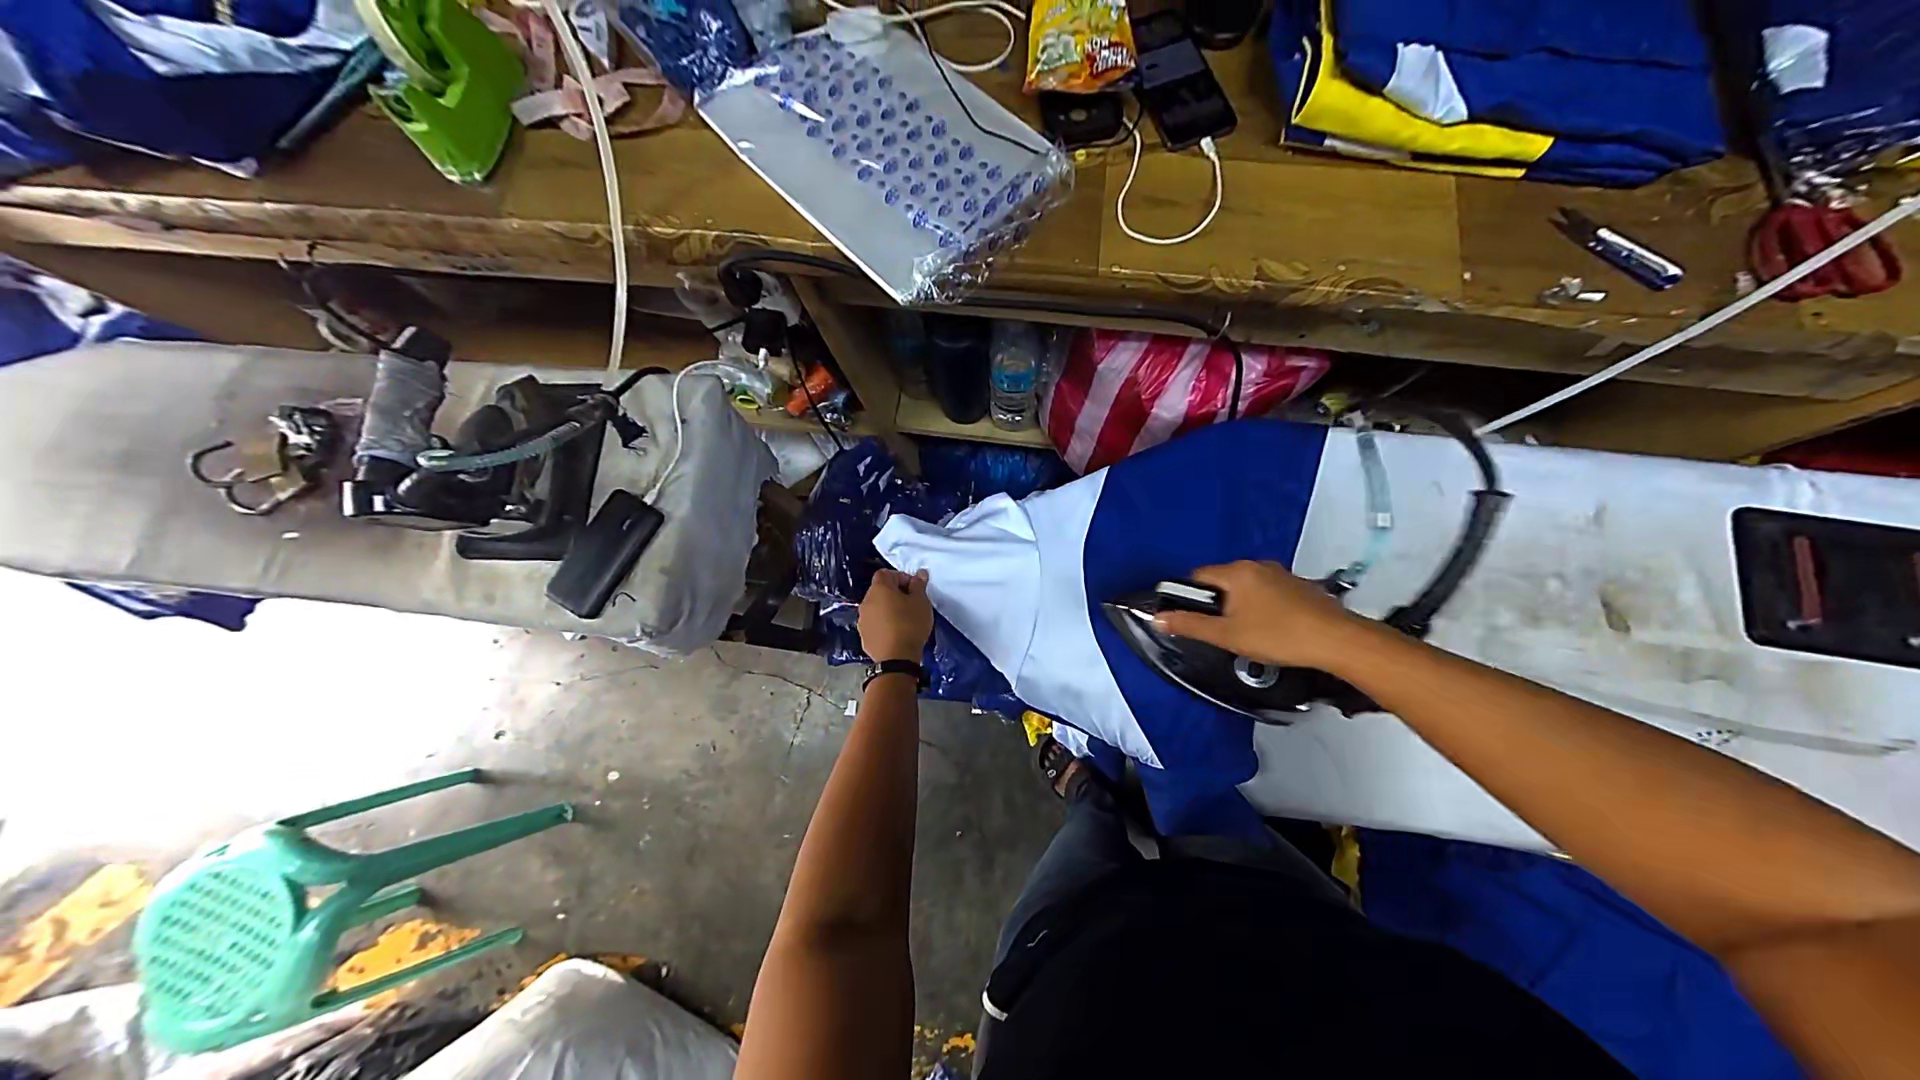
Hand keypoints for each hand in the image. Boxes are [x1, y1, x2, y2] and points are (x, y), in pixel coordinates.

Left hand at [859, 568, 933, 662]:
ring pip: (876, 608)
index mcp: (879, 589)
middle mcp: (866, 601)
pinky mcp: (863, 636)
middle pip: (880, 590)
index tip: (914, 588)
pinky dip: (883, 625)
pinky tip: (895, 634)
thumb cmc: (910, 624)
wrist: (897, 658)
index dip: (901, 577)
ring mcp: (862, 620)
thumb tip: (920, 573)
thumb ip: (919, 585)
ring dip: (888, 610)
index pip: (886, 573)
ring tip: (903, 621)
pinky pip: (874, 624)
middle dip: (895, 594)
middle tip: (911, 604)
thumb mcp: (921, 602)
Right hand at [1152, 560, 1371, 671]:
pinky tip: (1272, 628)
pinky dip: (1263, 606)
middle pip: (1222, 580)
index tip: (1195, 619)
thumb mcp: (1227, 636)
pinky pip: (1268, 591)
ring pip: (1247, 587)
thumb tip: (1158, 617)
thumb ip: (1190, 625)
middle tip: (1222, 630)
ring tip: (1248, 632)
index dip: (1190, 598)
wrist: (1337, 641)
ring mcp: (1282, 574)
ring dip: (1241, 605)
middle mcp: (1257, 565)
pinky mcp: (1300, 586)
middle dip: (1218, 603)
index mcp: (1236, 572)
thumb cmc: (1278, 636)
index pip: (1198, 576)